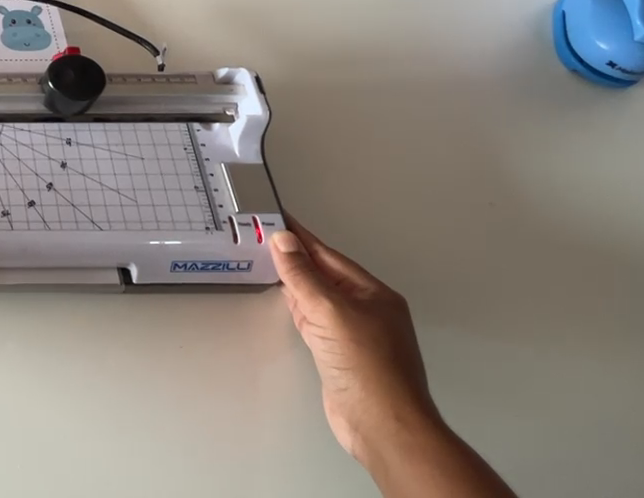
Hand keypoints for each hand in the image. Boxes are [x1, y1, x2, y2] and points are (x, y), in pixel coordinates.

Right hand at [270, 225, 437, 464]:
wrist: (382, 427)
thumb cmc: (365, 366)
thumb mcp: (329, 311)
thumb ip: (303, 274)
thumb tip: (283, 239)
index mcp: (373, 294)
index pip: (328, 256)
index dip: (299, 237)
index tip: (274, 217)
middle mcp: (366, 310)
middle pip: (322, 274)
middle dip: (294, 256)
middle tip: (261, 234)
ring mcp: (353, 333)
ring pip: (317, 297)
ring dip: (294, 280)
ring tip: (267, 258)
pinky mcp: (339, 354)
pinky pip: (314, 319)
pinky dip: (297, 306)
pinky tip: (285, 299)